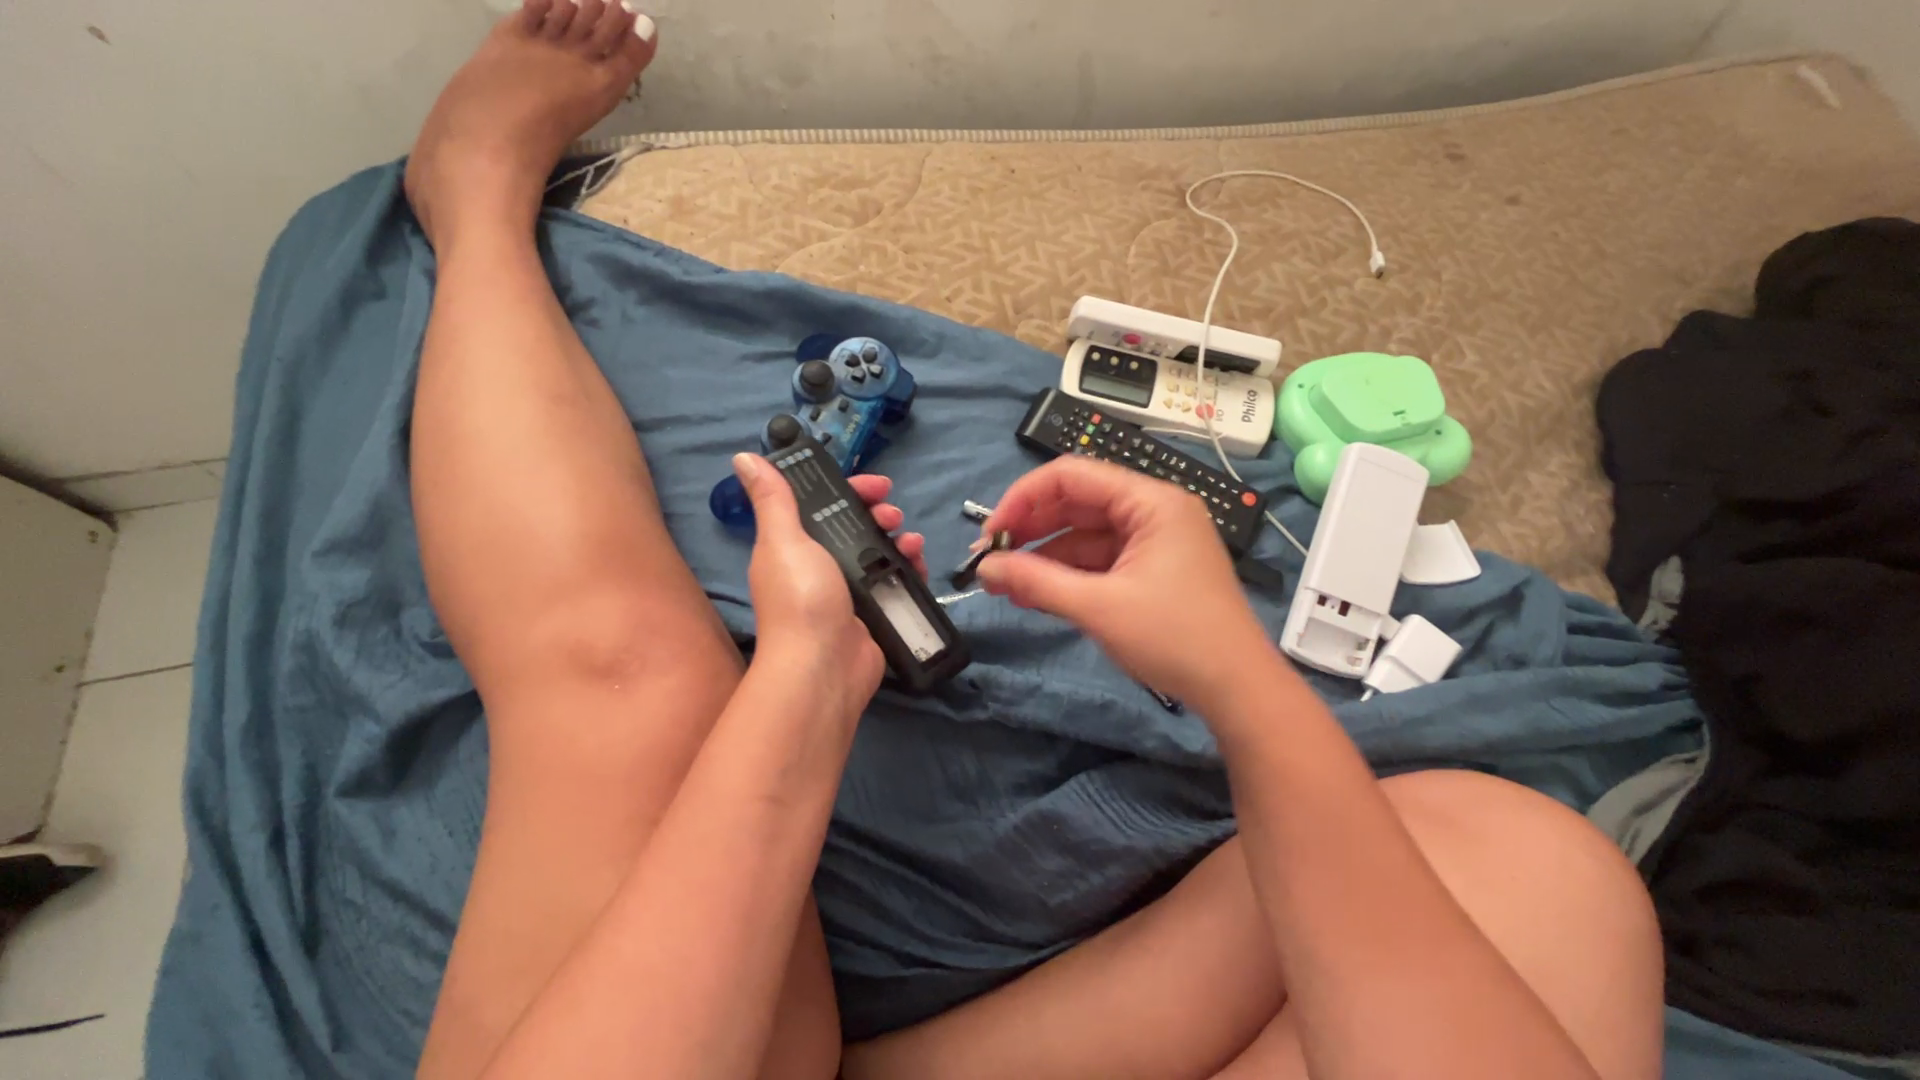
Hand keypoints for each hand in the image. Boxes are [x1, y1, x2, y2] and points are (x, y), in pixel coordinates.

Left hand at [731, 453, 927, 715]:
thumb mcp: (783, 540)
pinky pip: (896, 580)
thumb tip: (744, 457)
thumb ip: (772, 499)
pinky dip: (910, 568)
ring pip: (880, 552)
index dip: (850, 489)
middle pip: (856, 527)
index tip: (876, 485)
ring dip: (899, 539)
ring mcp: (849, 590)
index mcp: (794, 545)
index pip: (824, 506)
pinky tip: (920, 563)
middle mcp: (820, 565)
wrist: (823, 666)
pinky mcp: (874, 611)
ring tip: (911, 541)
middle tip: (893, 516)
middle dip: (880, 514)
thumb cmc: (801, 597)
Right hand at [976, 456, 1276, 710]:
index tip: (991, 535)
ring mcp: (1156, 541)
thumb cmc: (1175, 638)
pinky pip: (1100, 559)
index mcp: (1151, 501)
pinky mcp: (1153, 569)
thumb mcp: (1098, 608)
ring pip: (1085, 534)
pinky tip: (1037, 594)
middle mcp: (1154, 510)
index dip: (1023, 499)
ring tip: (1005, 585)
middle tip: (990, 560)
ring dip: (1045, 556)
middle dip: (1031, 529)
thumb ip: (1036, 582)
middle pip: (1077, 502)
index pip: (1072, 475)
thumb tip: (983, 568)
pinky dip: (1068, 574)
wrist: (1237, 688)